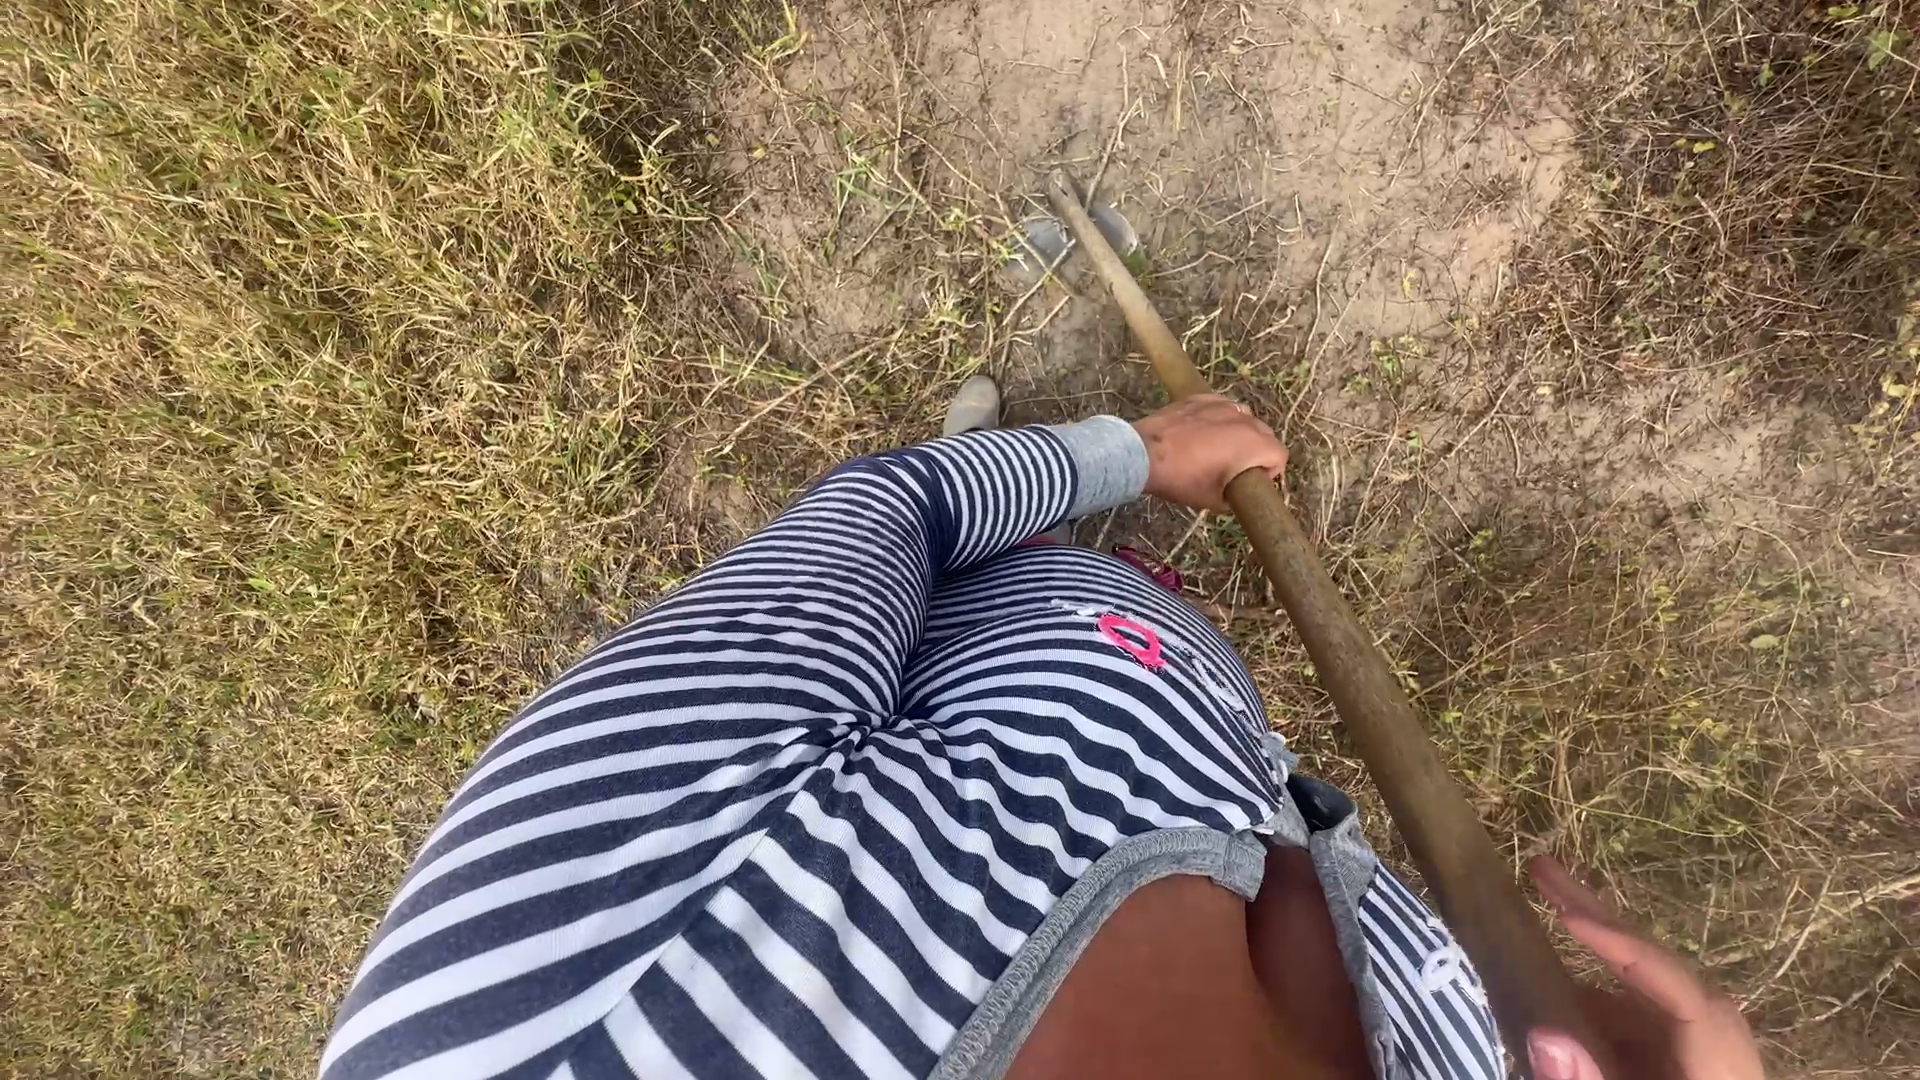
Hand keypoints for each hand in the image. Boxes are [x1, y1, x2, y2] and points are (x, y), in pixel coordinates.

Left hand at [1132, 395, 1287, 510]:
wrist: (1144, 454)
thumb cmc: (1182, 479)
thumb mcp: (1214, 501)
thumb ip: (1237, 497)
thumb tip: (1239, 494)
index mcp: (1254, 443)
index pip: (1280, 456)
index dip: (1269, 472)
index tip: (1250, 482)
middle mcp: (1244, 418)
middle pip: (1265, 434)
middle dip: (1257, 452)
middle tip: (1234, 469)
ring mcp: (1221, 404)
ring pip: (1243, 417)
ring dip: (1238, 433)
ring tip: (1217, 449)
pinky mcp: (1200, 397)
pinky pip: (1220, 407)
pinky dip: (1218, 419)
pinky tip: (1200, 433)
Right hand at [1526, 857, 1766, 1079]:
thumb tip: (1542, 1032)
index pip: (1697, 1008)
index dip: (1636, 955)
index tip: (1564, 916)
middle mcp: (1718, 1073)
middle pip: (1680, 988)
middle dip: (1609, 925)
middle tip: (1541, 870)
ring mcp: (1693, 1072)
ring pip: (1652, 1001)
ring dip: (1594, 948)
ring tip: (1541, 897)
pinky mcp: (1667, 1076)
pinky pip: (1633, 1024)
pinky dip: (1588, 990)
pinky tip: (1543, 976)